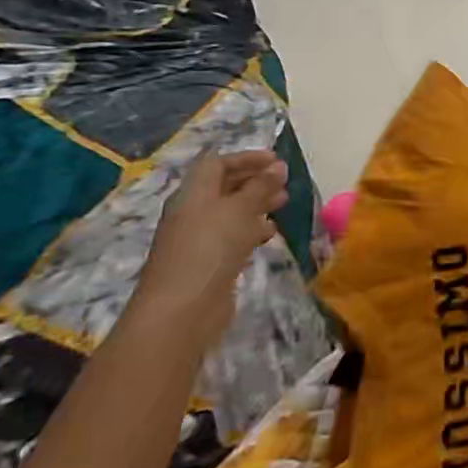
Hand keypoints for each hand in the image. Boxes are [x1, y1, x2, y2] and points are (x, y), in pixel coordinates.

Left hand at [135, 150, 289, 345]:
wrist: (182, 308)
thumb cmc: (211, 248)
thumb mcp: (241, 210)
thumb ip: (261, 186)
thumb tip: (278, 166)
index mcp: (193, 194)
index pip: (217, 164)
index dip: (246, 158)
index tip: (277, 160)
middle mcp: (192, 212)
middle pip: (223, 187)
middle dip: (255, 181)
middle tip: (284, 183)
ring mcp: (198, 238)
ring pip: (230, 212)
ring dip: (256, 205)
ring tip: (283, 205)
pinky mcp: (207, 261)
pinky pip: (231, 235)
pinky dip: (251, 229)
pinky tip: (268, 234)